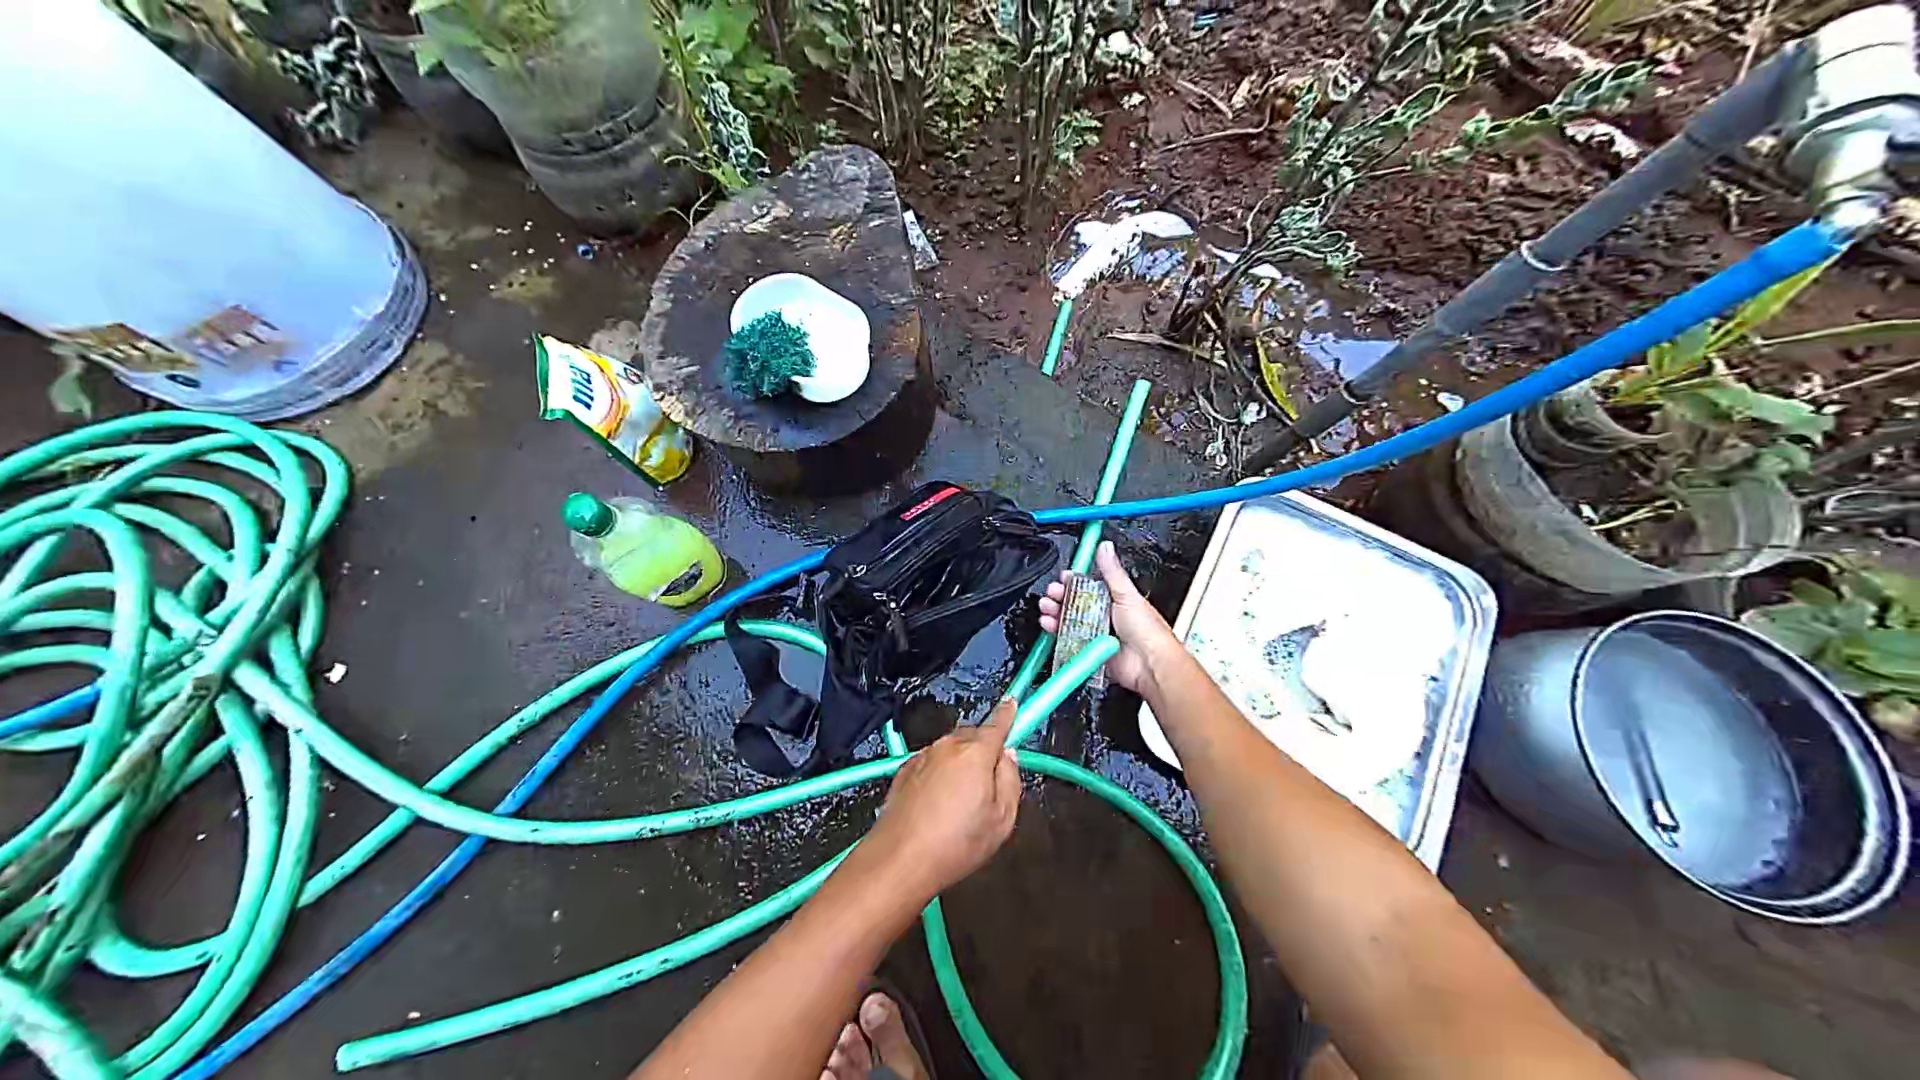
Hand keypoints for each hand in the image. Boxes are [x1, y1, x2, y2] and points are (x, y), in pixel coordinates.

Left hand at [859, 699, 1020, 900]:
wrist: (900, 858)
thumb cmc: (955, 843)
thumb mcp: (1002, 818)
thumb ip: (1010, 780)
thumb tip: (1008, 757)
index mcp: (975, 752)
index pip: (997, 724)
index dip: (1007, 714)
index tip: (1012, 703)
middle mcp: (947, 746)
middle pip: (973, 736)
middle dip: (984, 749)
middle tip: (990, 781)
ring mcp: (923, 756)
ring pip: (951, 750)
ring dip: (960, 764)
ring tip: (961, 803)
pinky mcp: (905, 770)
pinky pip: (931, 763)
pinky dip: (940, 774)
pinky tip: (939, 804)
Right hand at [1038, 541, 1179, 697]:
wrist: (1150, 664)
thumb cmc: (1147, 630)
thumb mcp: (1126, 594)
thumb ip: (1112, 571)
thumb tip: (1105, 547)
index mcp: (1115, 599)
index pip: (1088, 585)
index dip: (1073, 581)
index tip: (1062, 578)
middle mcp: (1105, 616)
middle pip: (1075, 603)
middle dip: (1060, 597)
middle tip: (1052, 594)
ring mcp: (1097, 634)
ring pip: (1070, 621)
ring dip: (1055, 613)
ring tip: (1047, 609)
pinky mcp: (1091, 651)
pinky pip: (1070, 640)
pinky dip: (1058, 633)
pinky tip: (1051, 626)